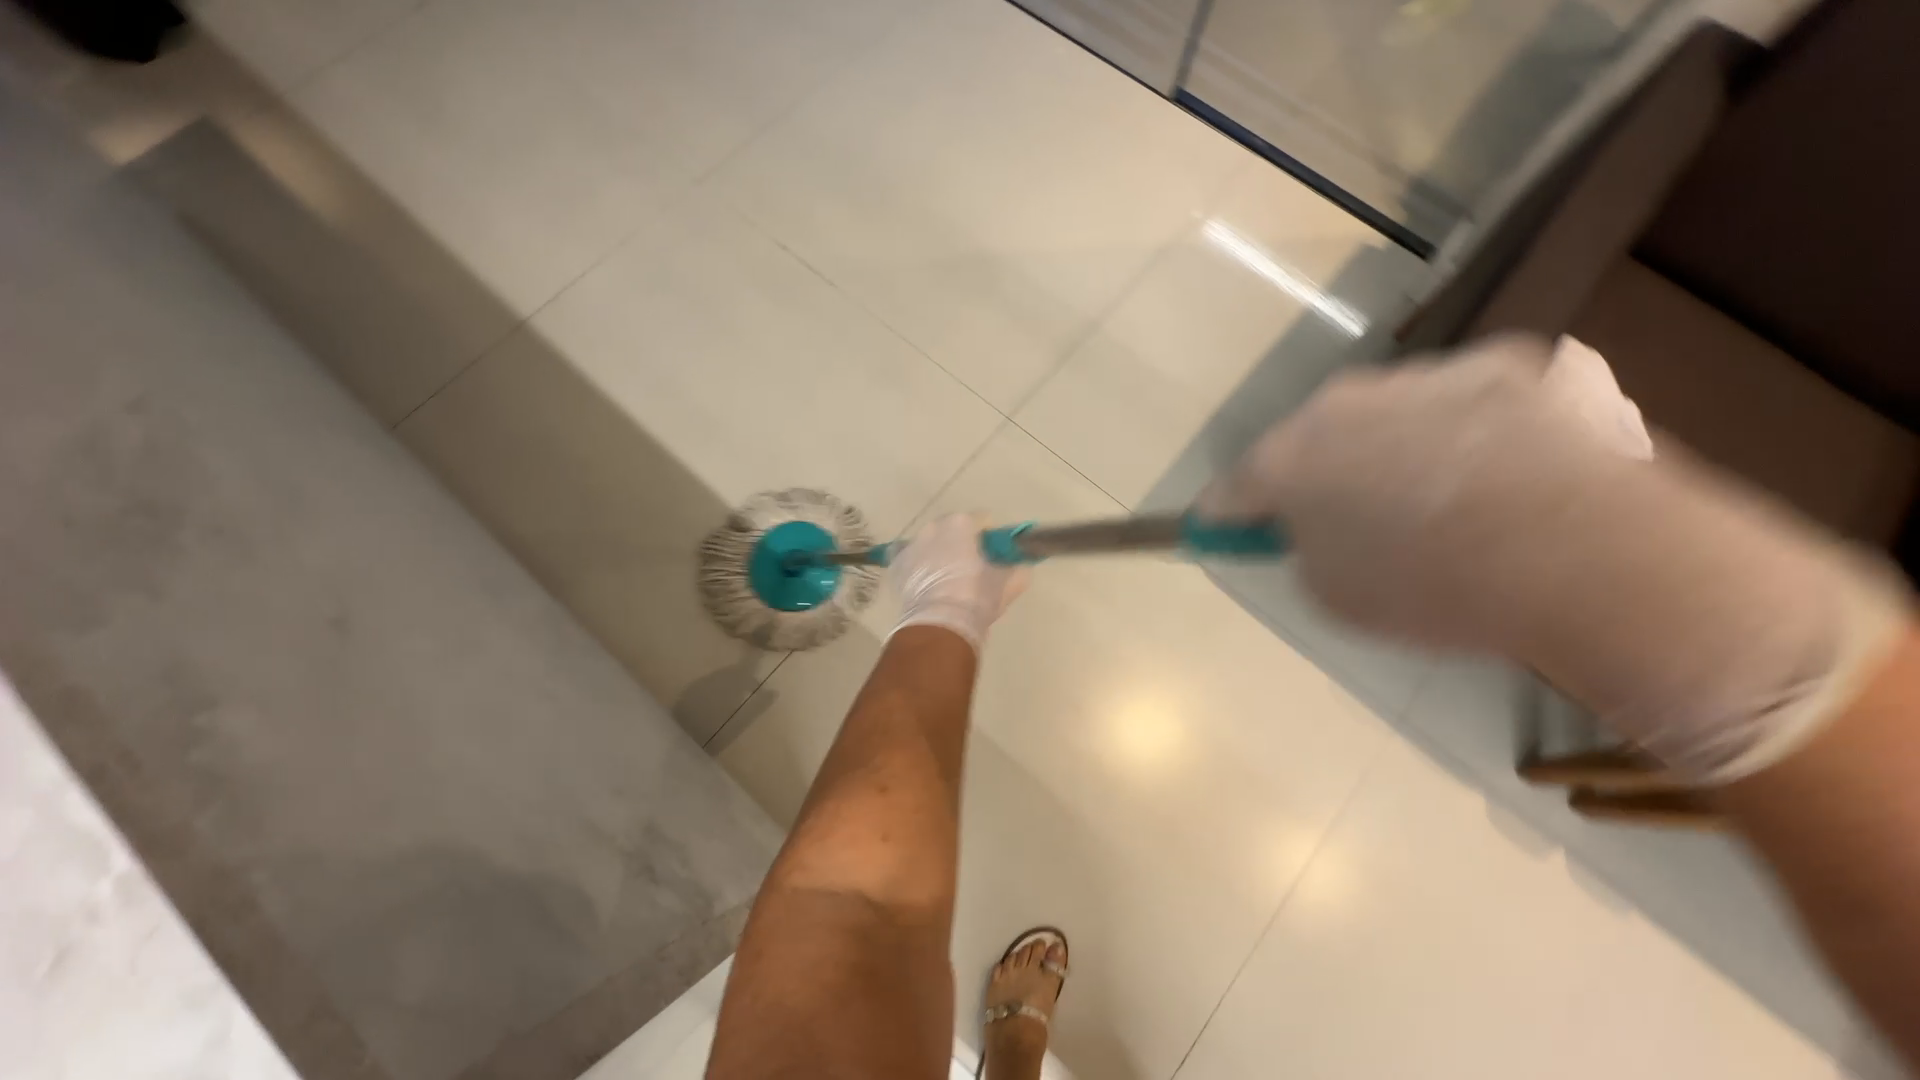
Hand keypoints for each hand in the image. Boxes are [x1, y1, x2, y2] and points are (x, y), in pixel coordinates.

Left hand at [887, 514, 1029, 650]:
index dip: (990, 537)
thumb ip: (1017, 569)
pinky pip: (910, 560)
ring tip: (946, 579)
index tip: (995, 554)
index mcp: (961, 524)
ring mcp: (910, 545)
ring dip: (938, 553)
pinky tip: (926, 584)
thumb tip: (1021, 565)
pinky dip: (918, 567)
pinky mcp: (895, 566)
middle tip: (971, 568)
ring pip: (930, 544)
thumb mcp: (1008, 584)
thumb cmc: (976, 598)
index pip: (981, 520)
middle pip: (952, 529)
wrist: (940, 625)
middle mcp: (933, 528)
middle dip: (962, 543)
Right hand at [1201, 334, 1908, 780]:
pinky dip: (1481, 431)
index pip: (1237, 485)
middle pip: (1318, 437)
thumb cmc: (1435, 589)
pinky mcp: (1514, 362)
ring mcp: (1432, 373)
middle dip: (1325, 473)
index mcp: (1293, 457)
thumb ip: (1305, 551)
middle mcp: (1348, 400)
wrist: (1584, 553)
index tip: (1226, 529)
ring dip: (1404, 447)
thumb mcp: (1336, 596)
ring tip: (1456, 501)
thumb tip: (1309, 529)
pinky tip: (1518, 473)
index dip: (1229, 512)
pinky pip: (1475, 401)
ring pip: (1398, 413)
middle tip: (1353, 518)